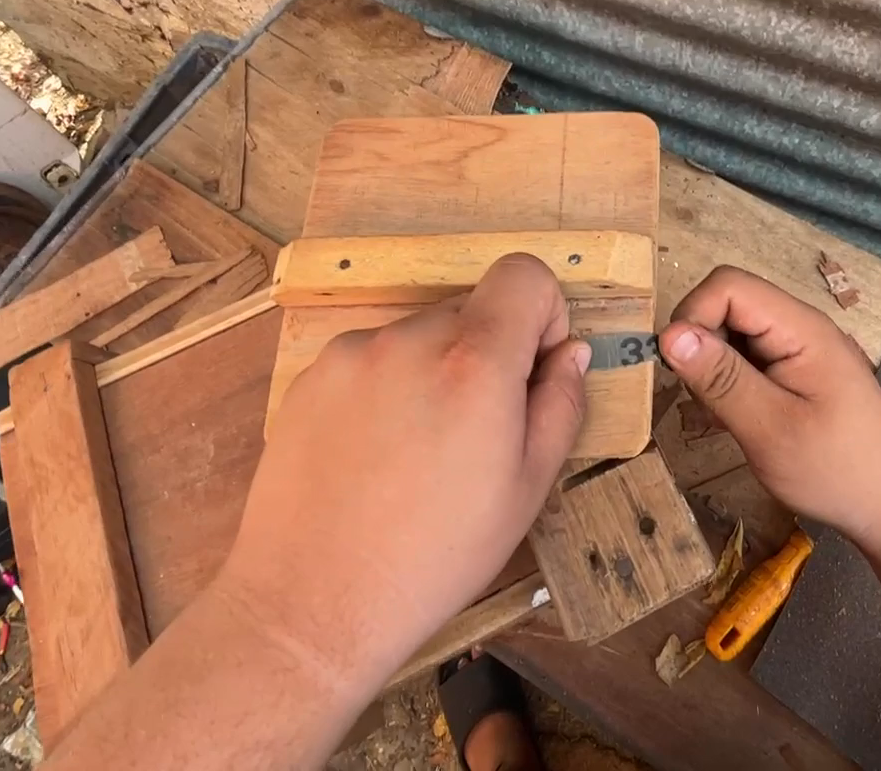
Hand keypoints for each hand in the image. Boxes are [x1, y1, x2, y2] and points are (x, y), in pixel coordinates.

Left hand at [217, 254, 587, 684]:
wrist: (309, 606)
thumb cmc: (436, 556)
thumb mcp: (527, 489)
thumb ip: (561, 404)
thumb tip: (571, 352)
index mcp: (475, 363)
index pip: (524, 274)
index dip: (543, 313)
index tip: (531, 369)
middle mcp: (411, 339)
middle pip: (474, 309)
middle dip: (489, 353)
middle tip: (474, 431)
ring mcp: (353, 352)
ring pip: (422, 335)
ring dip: (436, 369)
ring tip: (417, 449)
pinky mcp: (312, 374)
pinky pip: (373, 356)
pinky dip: (389, 384)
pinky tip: (374, 451)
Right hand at [660, 266, 880, 543]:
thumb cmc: (836, 470)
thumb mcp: (771, 429)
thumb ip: (721, 379)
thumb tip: (670, 335)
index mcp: (801, 328)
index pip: (728, 286)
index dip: (693, 315)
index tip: (679, 368)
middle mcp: (799, 326)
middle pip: (728, 303)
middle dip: (700, 342)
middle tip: (703, 399)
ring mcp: (798, 348)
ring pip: (733, 330)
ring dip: (712, 366)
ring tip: (722, 414)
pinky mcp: (794, 370)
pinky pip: (746, 356)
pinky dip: (727, 381)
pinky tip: (735, 418)